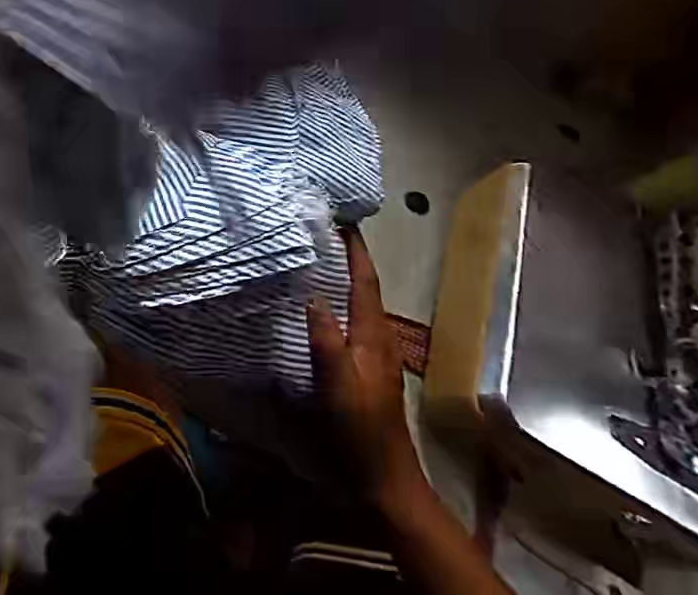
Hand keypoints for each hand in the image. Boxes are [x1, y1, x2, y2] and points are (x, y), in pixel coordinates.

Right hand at [307, 228, 421, 498]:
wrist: (385, 477)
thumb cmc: (360, 428)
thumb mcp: (337, 382)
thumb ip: (326, 338)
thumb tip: (312, 294)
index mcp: (373, 334)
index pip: (365, 281)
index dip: (356, 251)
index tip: (342, 220)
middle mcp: (379, 336)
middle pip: (365, 287)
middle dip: (349, 258)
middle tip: (324, 233)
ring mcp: (375, 353)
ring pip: (361, 304)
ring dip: (345, 278)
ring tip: (320, 260)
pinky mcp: (368, 367)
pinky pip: (355, 320)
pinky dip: (342, 302)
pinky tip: (324, 307)